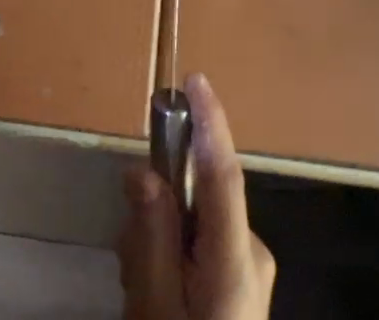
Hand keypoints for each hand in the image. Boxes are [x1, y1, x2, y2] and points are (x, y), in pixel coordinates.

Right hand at [118, 75, 276, 319]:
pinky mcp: (241, 277)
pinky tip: (157, 290)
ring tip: (141, 287)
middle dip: (156, 209)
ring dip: (159, 239)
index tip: (197, 80)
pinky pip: (199, 242)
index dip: (211, 125)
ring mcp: (250, 266)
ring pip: (192, 222)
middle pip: (197, 200)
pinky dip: (172, 252)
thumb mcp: (152, 302)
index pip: (222, 178)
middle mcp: (252, 253)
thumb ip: (149, 233)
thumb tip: (144, 171)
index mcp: (234, 261)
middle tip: (126, 256)